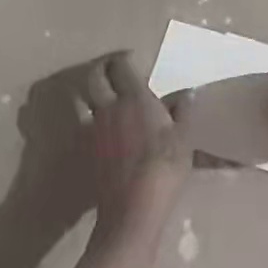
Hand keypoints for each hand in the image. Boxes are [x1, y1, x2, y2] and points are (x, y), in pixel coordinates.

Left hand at [79, 52, 193, 231]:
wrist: (132, 209)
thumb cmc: (164, 168)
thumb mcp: (184, 138)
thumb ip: (183, 112)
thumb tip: (187, 94)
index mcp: (135, 98)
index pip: (121, 66)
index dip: (122, 59)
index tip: (130, 58)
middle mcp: (109, 107)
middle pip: (94, 78)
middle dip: (101, 68)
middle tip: (110, 69)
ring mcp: (93, 129)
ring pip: (82, 100)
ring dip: (88, 93)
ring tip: (98, 95)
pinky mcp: (84, 150)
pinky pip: (80, 125)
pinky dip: (84, 118)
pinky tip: (95, 126)